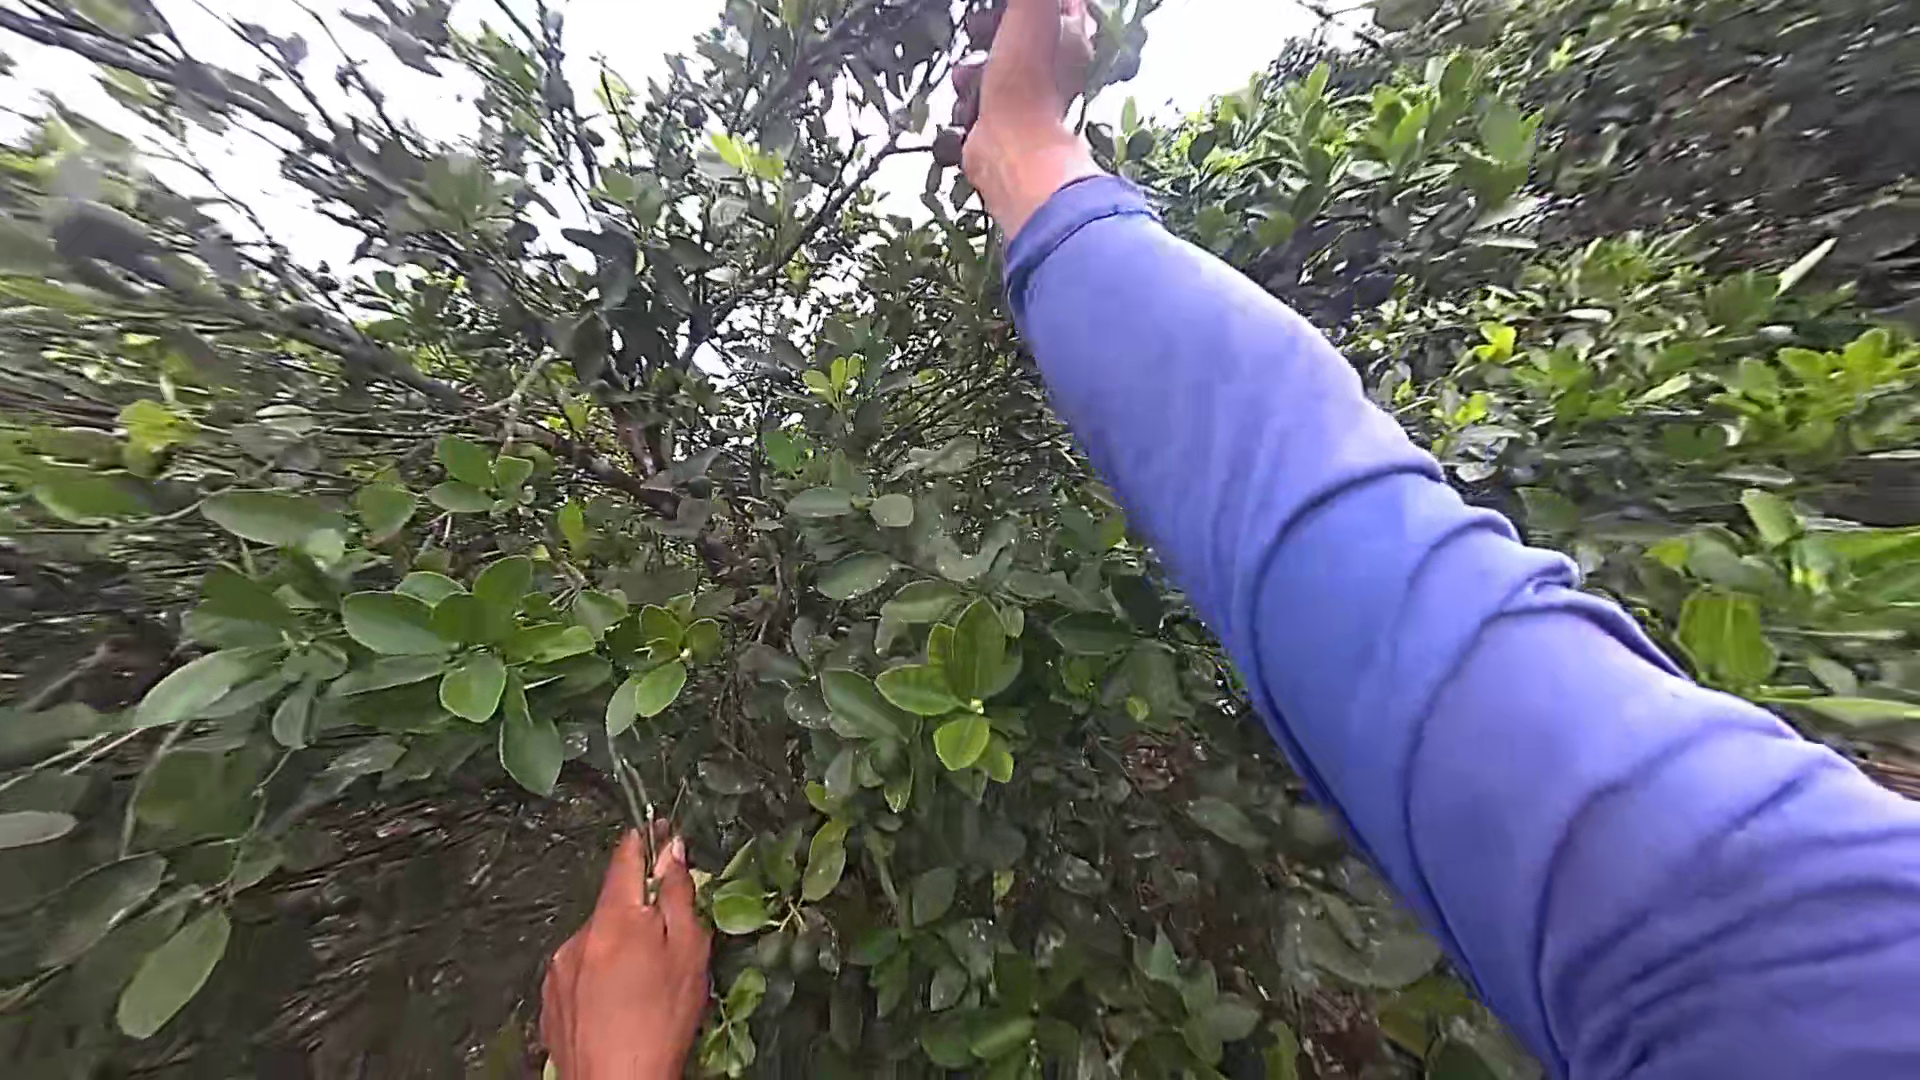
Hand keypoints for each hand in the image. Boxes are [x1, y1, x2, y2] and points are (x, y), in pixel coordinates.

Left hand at [541, 826, 711, 1079]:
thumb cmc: (664, 1015)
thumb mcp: (688, 947)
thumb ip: (678, 893)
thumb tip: (672, 848)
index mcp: (613, 919)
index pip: (624, 858)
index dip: (644, 839)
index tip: (660, 828)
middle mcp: (577, 937)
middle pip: (614, 899)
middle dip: (641, 902)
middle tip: (669, 926)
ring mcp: (558, 971)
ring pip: (599, 932)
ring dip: (622, 936)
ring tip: (646, 970)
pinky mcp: (550, 1000)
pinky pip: (583, 962)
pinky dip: (603, 964)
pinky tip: (622, 993)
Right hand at [952, 0, 1105, 238]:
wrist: (1009, 149)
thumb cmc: (1028, 82)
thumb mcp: (1033, 4)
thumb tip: (1021, 0)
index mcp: (1072, 41)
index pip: (1053, 7)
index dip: (1021, 4)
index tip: (1003, 4)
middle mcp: (1052, 76)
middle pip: (1014, 40)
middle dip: (989, 33)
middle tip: (977, 31)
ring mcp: (1025, 107)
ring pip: (991, 75)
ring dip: (971, 72)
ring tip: (965, 77)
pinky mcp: (1000, 133)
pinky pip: (977, 109)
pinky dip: (967, 106)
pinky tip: (967, 107)